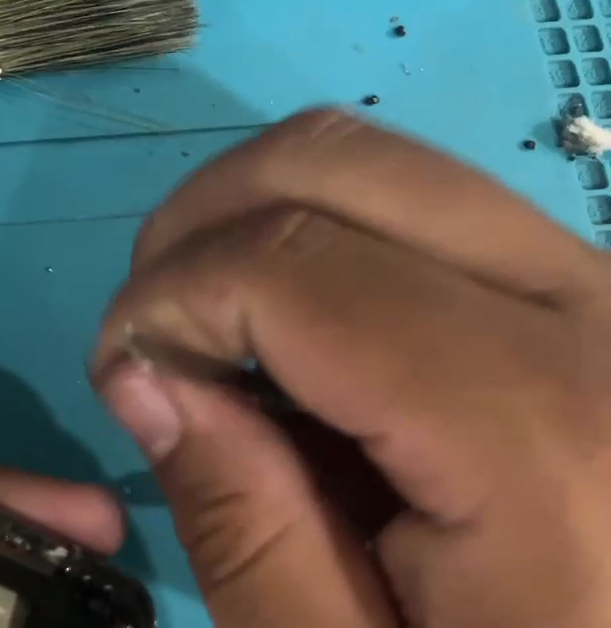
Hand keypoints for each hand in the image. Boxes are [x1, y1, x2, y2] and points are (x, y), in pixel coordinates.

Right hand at [93, 109, 610, 626]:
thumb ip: (241, 527)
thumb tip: (136, 376)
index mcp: (553, 438)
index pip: (281, 262)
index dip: (161, 302)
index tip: (124, 380)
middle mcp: (607, 327)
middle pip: (328, 163)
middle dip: (194, 227)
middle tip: (160, 331)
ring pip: (372, 159)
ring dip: (246, 214)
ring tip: (215, 316)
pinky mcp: (600, 304)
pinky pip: (417, 200)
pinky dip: (310, 229)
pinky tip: (297, 331)